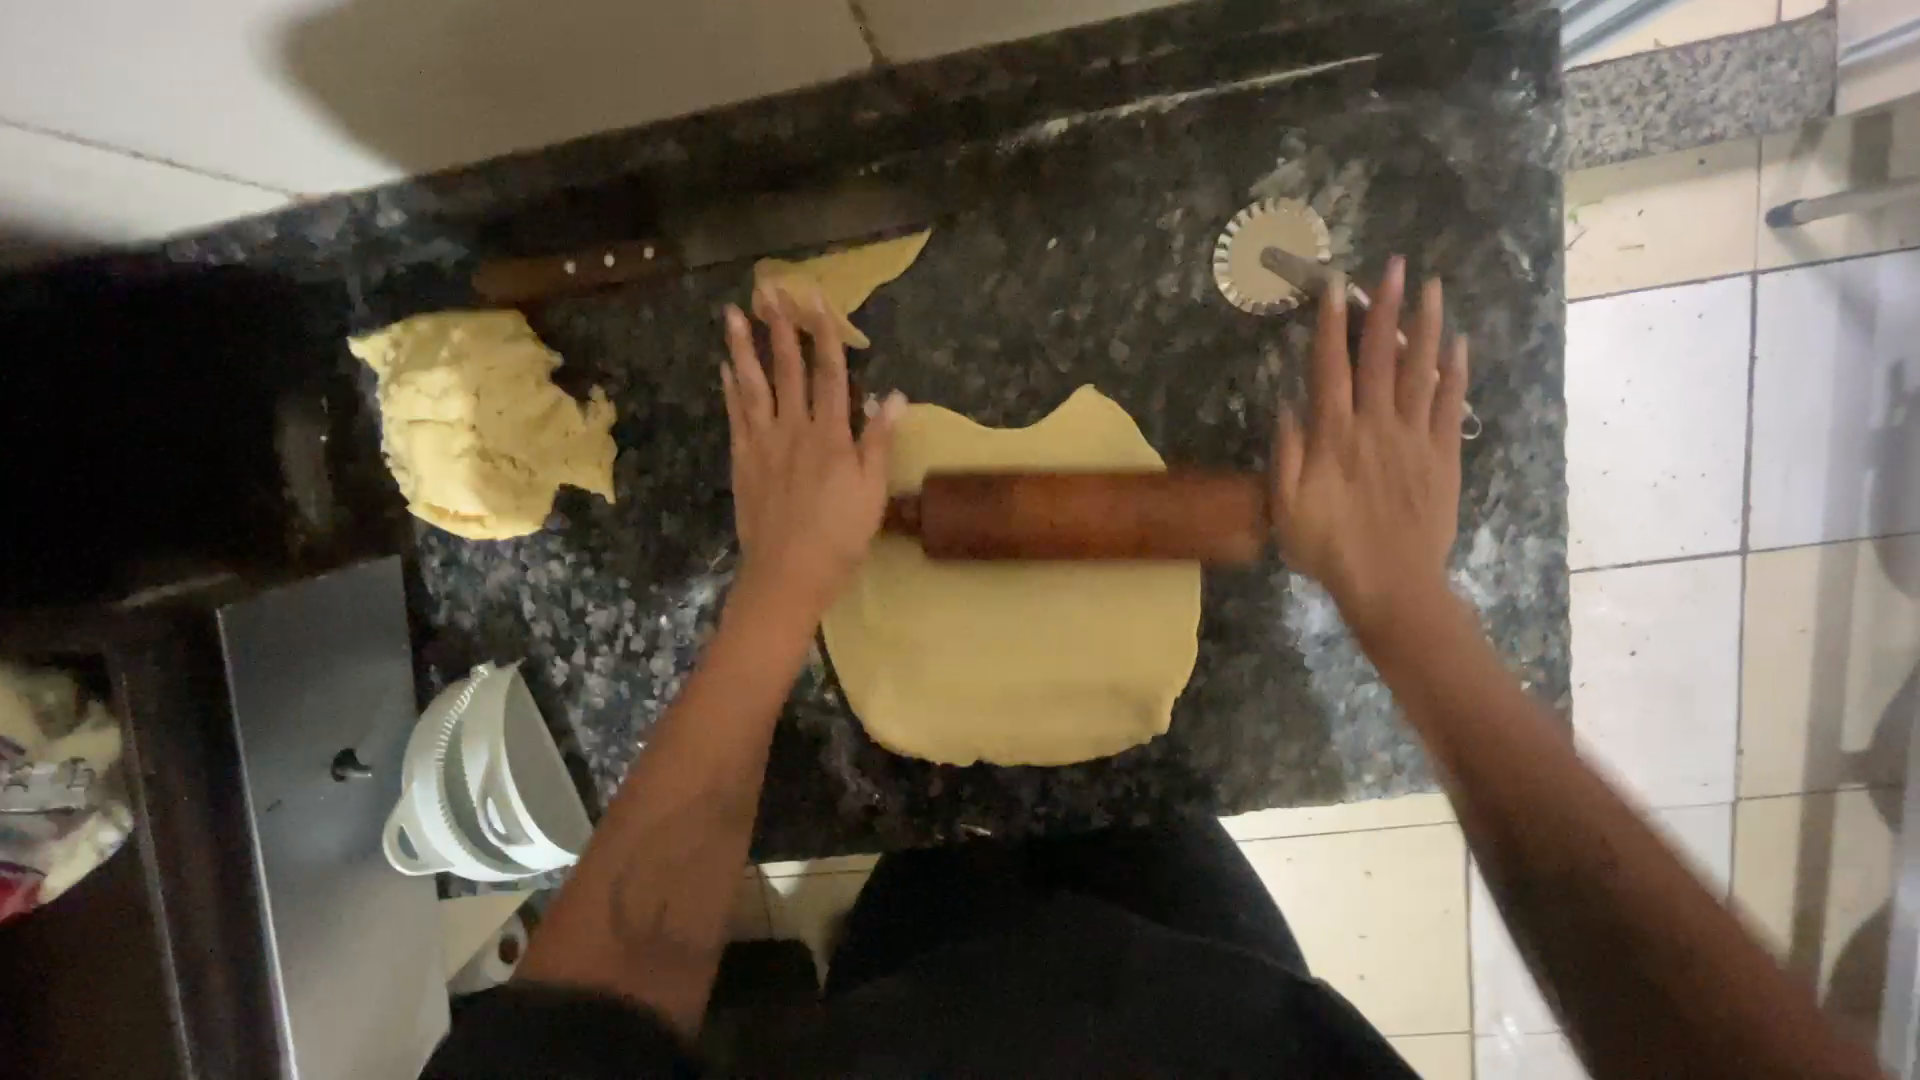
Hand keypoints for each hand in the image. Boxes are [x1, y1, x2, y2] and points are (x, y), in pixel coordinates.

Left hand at [720, 287, 902, 621]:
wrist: (789, 573)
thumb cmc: (841, 537)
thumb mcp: (872, 491)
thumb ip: (879, 441)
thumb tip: (895, 396)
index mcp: (831, 436)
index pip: (829, 374)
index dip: (823, 334)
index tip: (815, 299)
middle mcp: (794, 430)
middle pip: (788, 370)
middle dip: (781, 328)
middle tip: (769, 289)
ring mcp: (763, 445)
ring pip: (752, 387)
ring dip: (743, 349)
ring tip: (733, 315)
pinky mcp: (743, 462)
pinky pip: (735, 418)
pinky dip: (730, 390)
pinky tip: (725, 369)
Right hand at [1272, 256, 1468, 636]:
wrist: (1392, 584)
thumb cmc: (1329, 549)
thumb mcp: (1285, 508)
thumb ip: (1285, 454)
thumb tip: (1287, 404)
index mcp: (1333, 437)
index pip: (1331, 368)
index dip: (1330, 324)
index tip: (1333, 286)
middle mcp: (1376, 425)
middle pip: (1381, 357)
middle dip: (1383, 308)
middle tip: (1393, 265)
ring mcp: (1415, 438)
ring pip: (1421, 371)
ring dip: (1425, 327)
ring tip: (1431, 288)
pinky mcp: (1443, 455)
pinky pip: (1451, 405)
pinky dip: (1454, 372)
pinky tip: (1457, 344)